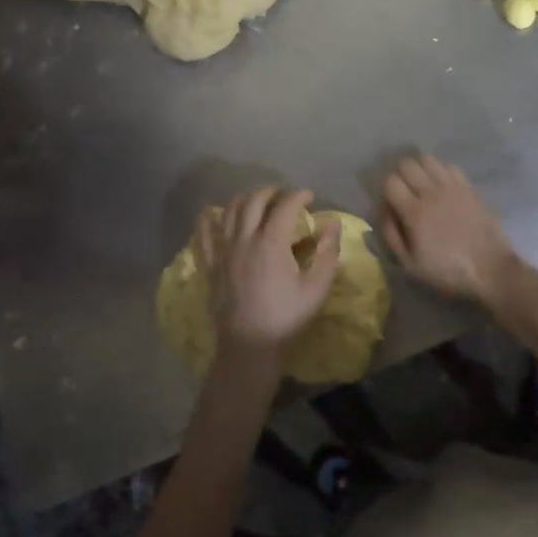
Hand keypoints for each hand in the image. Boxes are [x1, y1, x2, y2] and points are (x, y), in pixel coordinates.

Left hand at [201, 188, 339, 360]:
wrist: (249, 346)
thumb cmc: (286, 317)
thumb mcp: (317, 288)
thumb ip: (327, 252)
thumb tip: (333, 223)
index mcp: (271, 242)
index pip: (285, 205)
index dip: (299, 195)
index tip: (309, 196)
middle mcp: (245, 239)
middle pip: (254, 201)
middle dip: (272, 191)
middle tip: (285, 195)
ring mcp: (224, 251)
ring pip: (230, 211)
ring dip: (245, 199)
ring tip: (257, 201)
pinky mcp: (211, 265)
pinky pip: (204, 236)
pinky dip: (207, 220)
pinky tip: (209, 213)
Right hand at [379, 156, 518, 303]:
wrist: (490, 268)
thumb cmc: (447, 271)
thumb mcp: (410, 264)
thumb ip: (392, 235)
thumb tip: (384, 211)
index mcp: (414, 212)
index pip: (390, 181)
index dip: (386, 189)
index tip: (391, 202)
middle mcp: (431, 192)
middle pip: (407, 164)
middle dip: (400, 175)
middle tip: (404, 192)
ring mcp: (452, 187)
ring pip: (428, 159)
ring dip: (420, 169)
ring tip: (422, 185)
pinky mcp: (469, 187)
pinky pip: (449, 166)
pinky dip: (441, 171)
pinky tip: (443, 186)